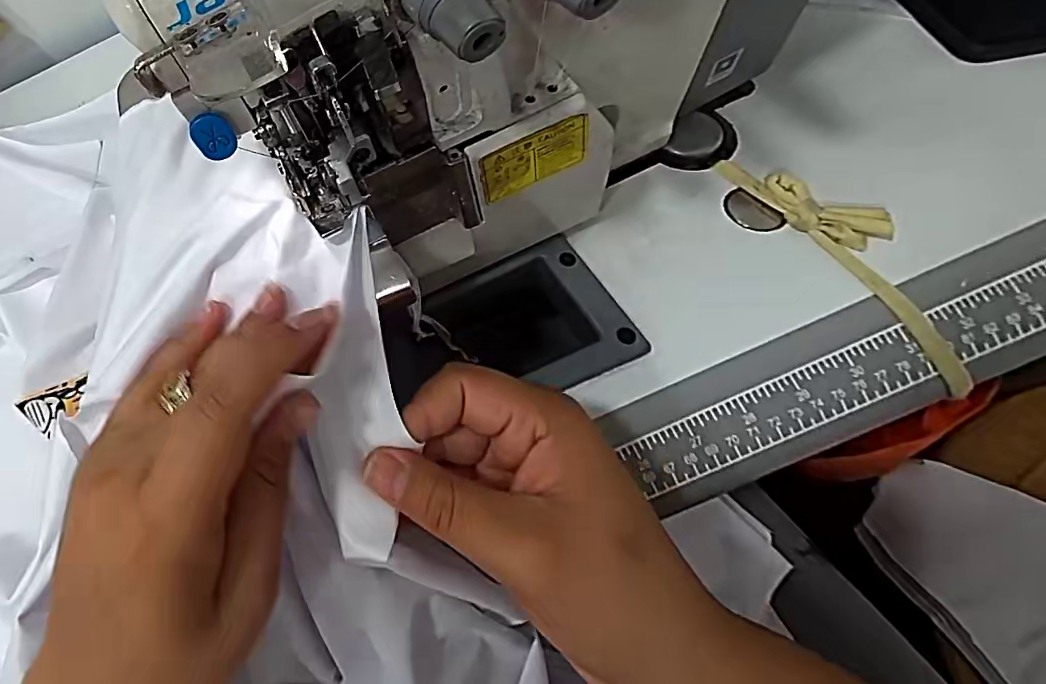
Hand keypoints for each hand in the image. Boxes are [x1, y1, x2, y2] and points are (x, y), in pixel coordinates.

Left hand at [28, 286, 333, 683]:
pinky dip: (177, 351)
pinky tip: (203, 326)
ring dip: (217, 332)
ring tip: (258, 302)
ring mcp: (101, 459)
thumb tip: (295, 407)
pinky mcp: (93, 459)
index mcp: (167, 509)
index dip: (272, 352)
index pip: (224, 401)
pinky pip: (140, 388)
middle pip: (196, 378)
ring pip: (165, 372)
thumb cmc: (178, 660)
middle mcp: (124, 469)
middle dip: (254, 334)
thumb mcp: (245, 592)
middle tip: (297, 304)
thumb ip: (266, 489)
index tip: (317, 325)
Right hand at [363, 364, 858, 683]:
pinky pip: (463, 485)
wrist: (672, 663)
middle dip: (415, 454)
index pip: (461, 388)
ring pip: (451, 453)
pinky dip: (439, 503)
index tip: (387, 464)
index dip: (420, 416)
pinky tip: (416, 526)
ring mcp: (524, 467)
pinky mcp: (517, 500)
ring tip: (393, 517)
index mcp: (541, 419)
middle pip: (452, 419)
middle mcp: (529, 431)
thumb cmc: (612, 594)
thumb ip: (443, 503)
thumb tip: (373, 465)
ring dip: (424, 483)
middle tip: (381, 497)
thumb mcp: (521, 548)